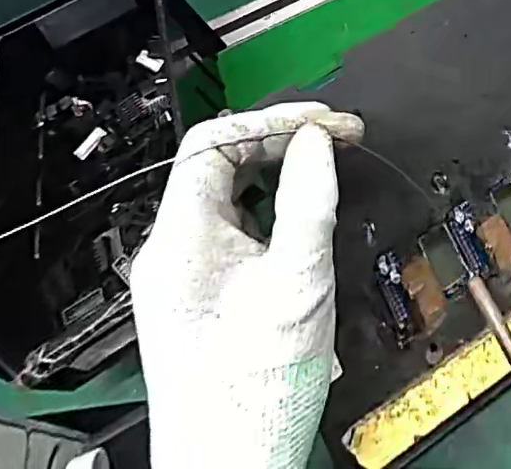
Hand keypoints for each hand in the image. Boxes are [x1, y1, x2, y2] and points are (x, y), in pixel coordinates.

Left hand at [128, 102, 364, 468]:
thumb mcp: (297, 281)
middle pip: (221, 159)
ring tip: (326, 159)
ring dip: (279, 165)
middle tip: (337, 136)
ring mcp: (187, 268)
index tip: (325, 123)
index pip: (215, 141)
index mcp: (181, 238)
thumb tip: (317, 140)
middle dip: (281, 137)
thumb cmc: (257, 390)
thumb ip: (308, 199)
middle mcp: (174, 247)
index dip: (273, 120)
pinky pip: (238, 219)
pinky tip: (304, 204)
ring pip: (230, 188)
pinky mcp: (205, 287)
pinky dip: (273, 198)